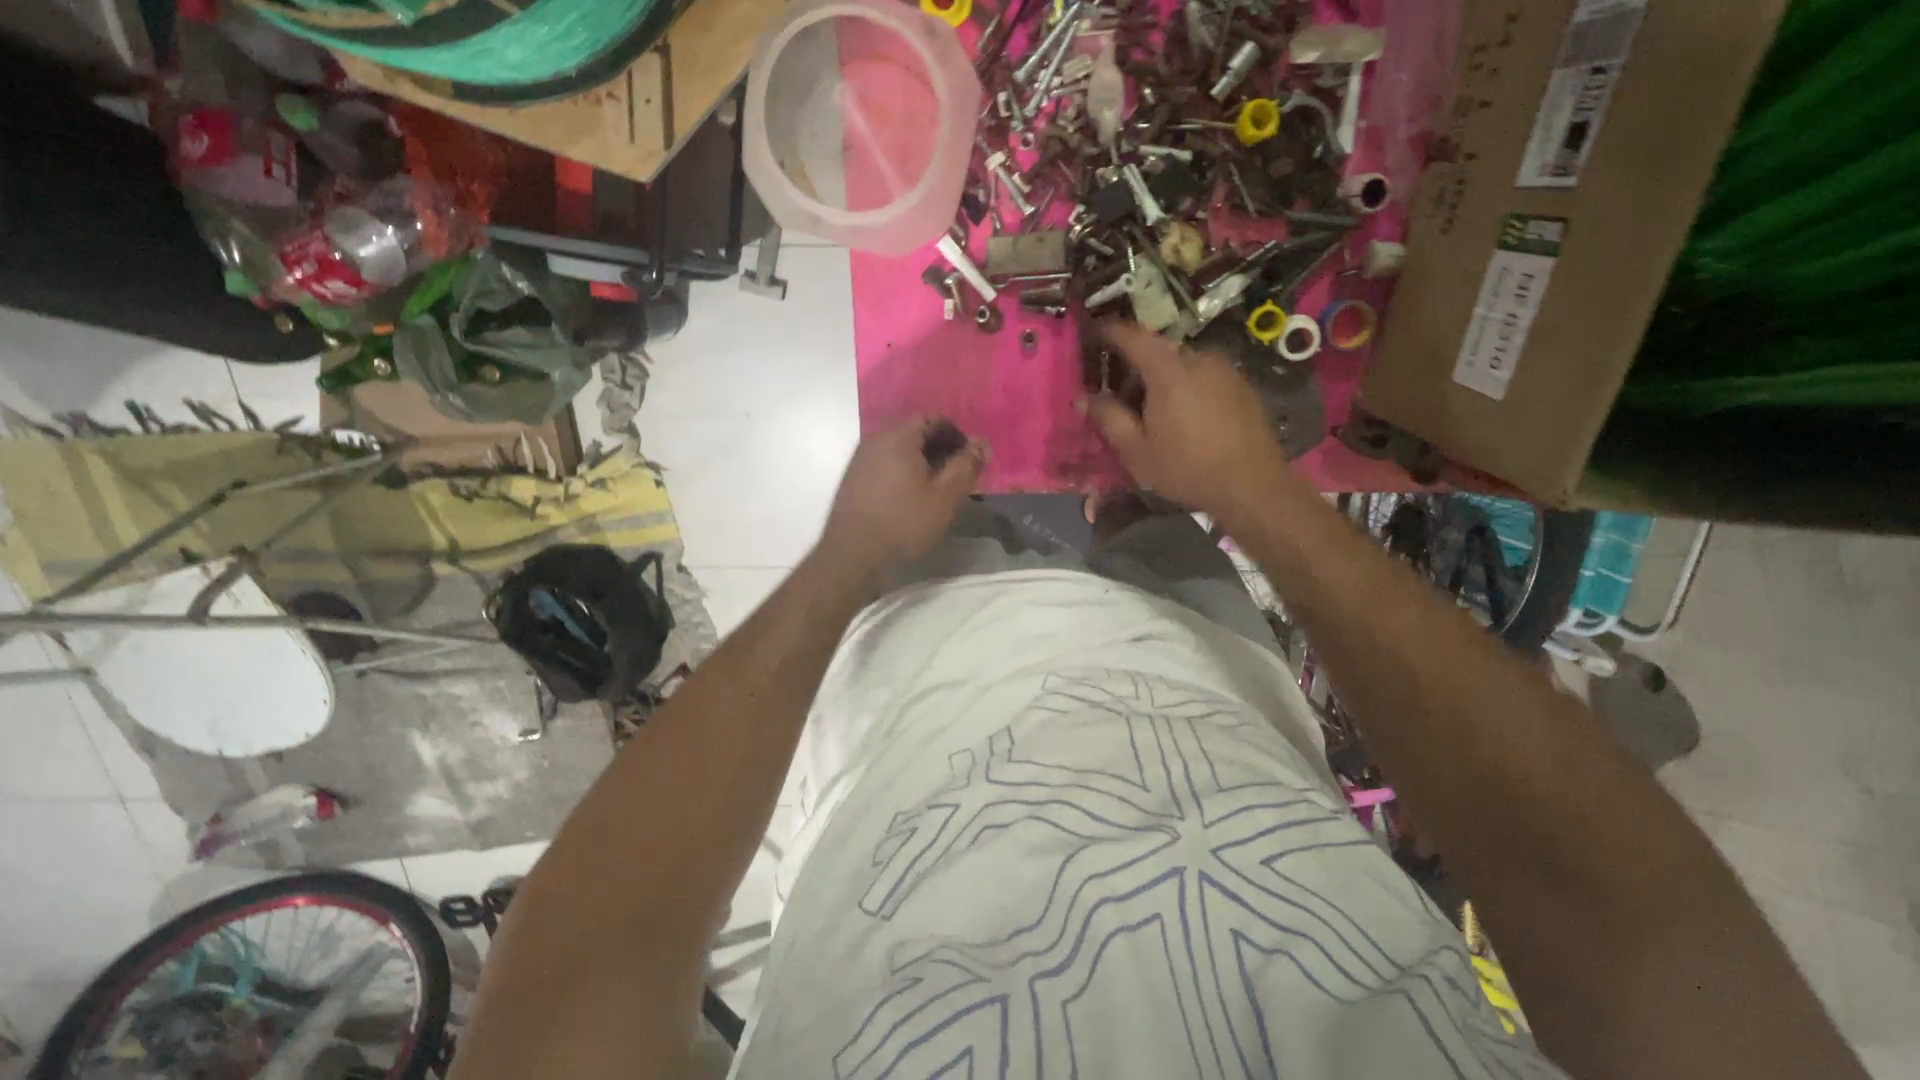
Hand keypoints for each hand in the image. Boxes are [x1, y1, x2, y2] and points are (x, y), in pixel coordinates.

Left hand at [817, 415, 986, 573]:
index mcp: (898, 437)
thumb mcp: (944, 497)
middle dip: (939, 447)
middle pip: (914, 431)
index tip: (967, 457)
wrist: (853, 552)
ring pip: (898, 449)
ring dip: (920, 461)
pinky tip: (910, 496)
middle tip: (955, 473)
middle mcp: (875, 439)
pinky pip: (884, 463)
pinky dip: (902, 471)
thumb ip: (965, 466)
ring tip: (935, 487)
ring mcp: (860, 459)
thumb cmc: (903, 522)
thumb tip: (980, 443)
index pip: (931, 418)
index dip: (954, 433)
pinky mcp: (853, 478)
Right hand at [1085, 321, 1294, 523]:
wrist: (1252, 485)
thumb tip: (1084, 398)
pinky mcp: (1242, 386)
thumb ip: (1108, 418)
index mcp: (1168, 370)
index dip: (1109, 331)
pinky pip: (1205, 376)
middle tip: (1122, 395)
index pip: (1132, 336)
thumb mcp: (1137, 451)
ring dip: (1165, 378)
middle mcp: (1199, 359)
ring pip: (1184, 364)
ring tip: (1156, 412)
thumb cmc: (1187, 468)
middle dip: (1137, 366)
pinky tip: (1187, 418)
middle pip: (1159, 351)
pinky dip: (1189, 387)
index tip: (1094, 332)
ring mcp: (1225, 370)